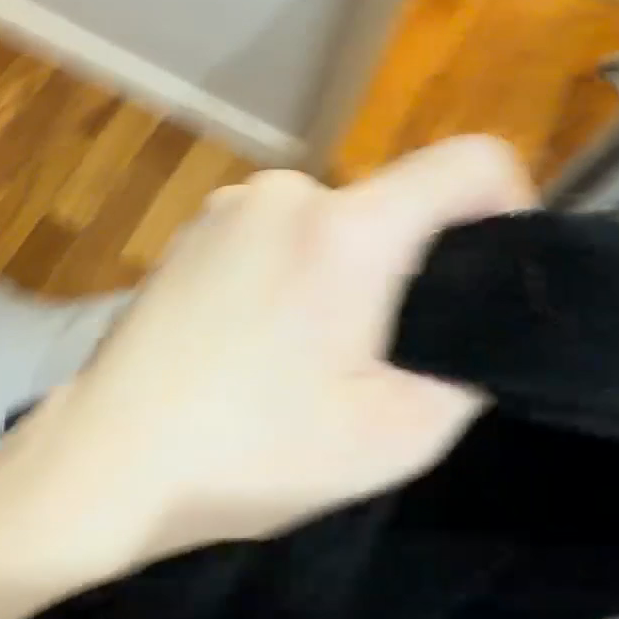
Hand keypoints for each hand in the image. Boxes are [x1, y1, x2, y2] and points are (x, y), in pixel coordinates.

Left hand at [0, 136, 536, 575]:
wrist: (108, 456)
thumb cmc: (251, 452)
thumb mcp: (395, 437)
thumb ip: (465, 373)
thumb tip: (472, 336)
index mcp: (348, 230)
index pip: (469, 162)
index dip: (510, 204)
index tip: (495, 269)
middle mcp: (286, 192)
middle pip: (390, 205)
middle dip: (406, 267)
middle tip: (381, 352)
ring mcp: (227, 205)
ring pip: (329, 224)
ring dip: (341, 273)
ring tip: (306, 356)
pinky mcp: (187, 230)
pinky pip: (272, 234)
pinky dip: (287, 272)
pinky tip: (253, 340)